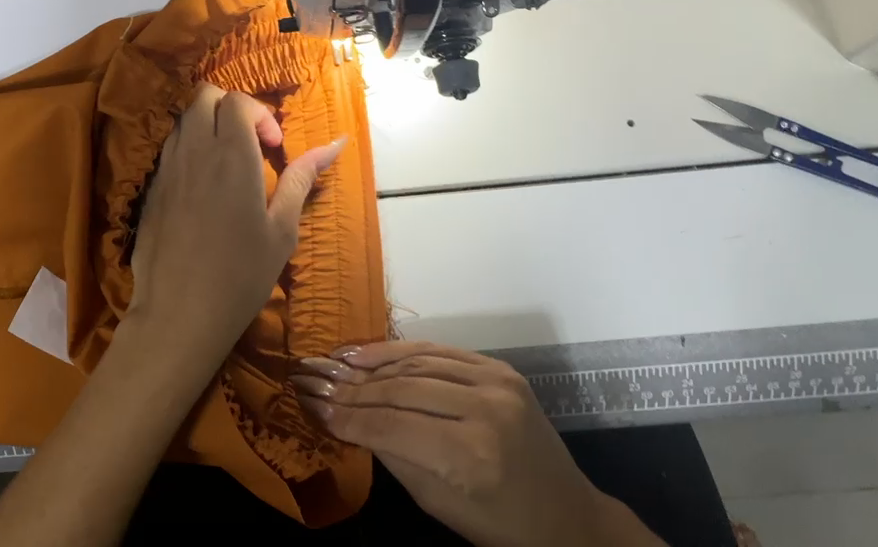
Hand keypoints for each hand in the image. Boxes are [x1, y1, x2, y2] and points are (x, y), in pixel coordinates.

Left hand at [126, 83, 344, 365]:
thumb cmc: (241, 275)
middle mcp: (195, 150)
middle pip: (205, 96)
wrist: (179, 314)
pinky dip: (188, 148)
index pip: (237, 100)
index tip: (272, 149)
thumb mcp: (282, 228)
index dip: (259, 114)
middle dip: (230, 108)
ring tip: (227, 164)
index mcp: (231, 155)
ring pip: (183, 118)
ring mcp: (167, 167)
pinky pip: (169, 147)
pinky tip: (203, 187)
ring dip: (207, 125)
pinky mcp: (150, 187)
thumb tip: (336, 143)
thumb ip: (302, 178)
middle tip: (250, 145)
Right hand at [291, 342, 661, 546]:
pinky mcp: (500, 368)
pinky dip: (402, 351)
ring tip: (333, 362)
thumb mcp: (439, 503)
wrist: (568, 517)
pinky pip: (440, 352)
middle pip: (401, 389)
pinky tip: (371, 353)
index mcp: (470, 454)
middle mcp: (484, 408)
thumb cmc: (500, 526)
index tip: (309, 405)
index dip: (347, 416)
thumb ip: (393, 454)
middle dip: (350, 387)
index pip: (392, 426)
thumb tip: (344, 419)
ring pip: (417, 362)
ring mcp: (496, 381)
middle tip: (310, 379)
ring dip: (370, 362)